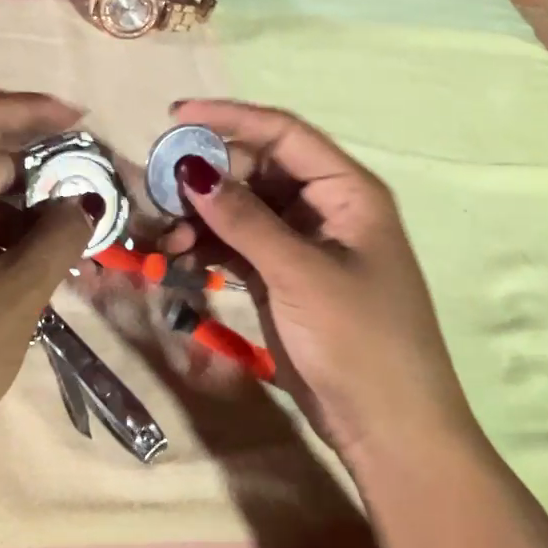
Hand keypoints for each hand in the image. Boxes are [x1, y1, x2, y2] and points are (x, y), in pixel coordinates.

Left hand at [0, 91, 95, 459]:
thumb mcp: (19, 292)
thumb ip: (58, 236)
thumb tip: (79, 203)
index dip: (34, 109)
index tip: (82, 120)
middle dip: (41, 171)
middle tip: (93, 194)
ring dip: (25, 208)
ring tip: (75, 234)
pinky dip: (2, 233)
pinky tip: (39, 259)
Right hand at [162, 100, 476, 464]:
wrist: (388, 429)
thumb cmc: (360, 341)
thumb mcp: (300, 274)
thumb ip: (244, 219)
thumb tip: (190, 171)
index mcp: (347, 191)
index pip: (283, 133)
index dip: (229, 118)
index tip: (174, 117)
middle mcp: (323, 207)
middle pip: (255, 167)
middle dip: (206, 174)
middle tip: (158, 189)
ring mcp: (300, 243)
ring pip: (240, 207)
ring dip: (201, 213)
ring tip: (165, 234)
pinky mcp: (281, 276)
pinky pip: (236, 242)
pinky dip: (207, 243)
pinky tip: (178, 254)